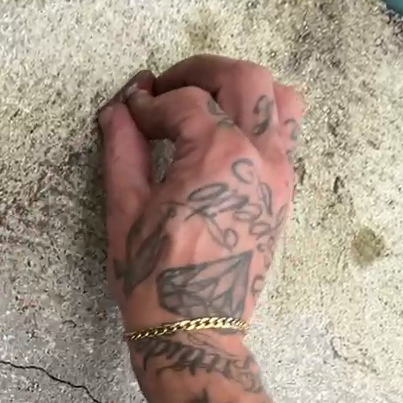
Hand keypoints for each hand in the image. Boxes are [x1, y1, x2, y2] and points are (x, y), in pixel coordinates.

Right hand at [98, 56, 304, 331]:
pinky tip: (223, 141)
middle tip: (166, 88)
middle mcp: (259, 155)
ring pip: (280, 99)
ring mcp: (280, 174)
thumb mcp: (125, 214)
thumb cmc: (152, 279)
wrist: (191, 328)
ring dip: (242, 89)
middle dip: (200, 73)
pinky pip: (285, 136)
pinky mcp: (284, 195)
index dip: (150, 103)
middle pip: (243, 78)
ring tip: (206, 105)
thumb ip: (122, 153)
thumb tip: (117, 115)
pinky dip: (258, 121)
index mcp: (216, 157)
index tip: (128, 113)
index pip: (185, 102)